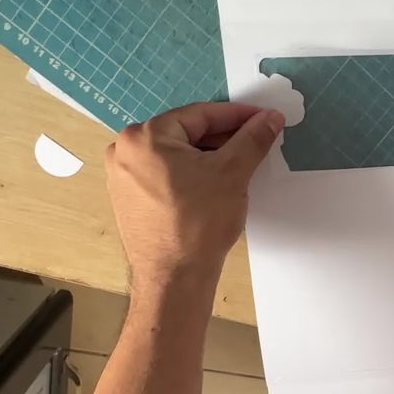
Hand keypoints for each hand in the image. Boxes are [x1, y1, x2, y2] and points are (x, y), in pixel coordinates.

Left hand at [104, 103, 282, 291]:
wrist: (174, 278)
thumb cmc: (198, 224)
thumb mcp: (232, 174)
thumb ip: (252, 140)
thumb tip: (270, 118)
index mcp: (144, 136)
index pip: (199, 115)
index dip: (236, 116)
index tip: (262, 118)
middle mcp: (125, 151)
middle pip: (185, 134)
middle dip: (222, 138)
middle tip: (254, 143)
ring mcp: (123, 177)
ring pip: (175, 156)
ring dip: (207, 157)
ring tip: (237, 166)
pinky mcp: (129, 200)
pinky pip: (164, 176)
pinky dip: (190, 176)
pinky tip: (212, 187)